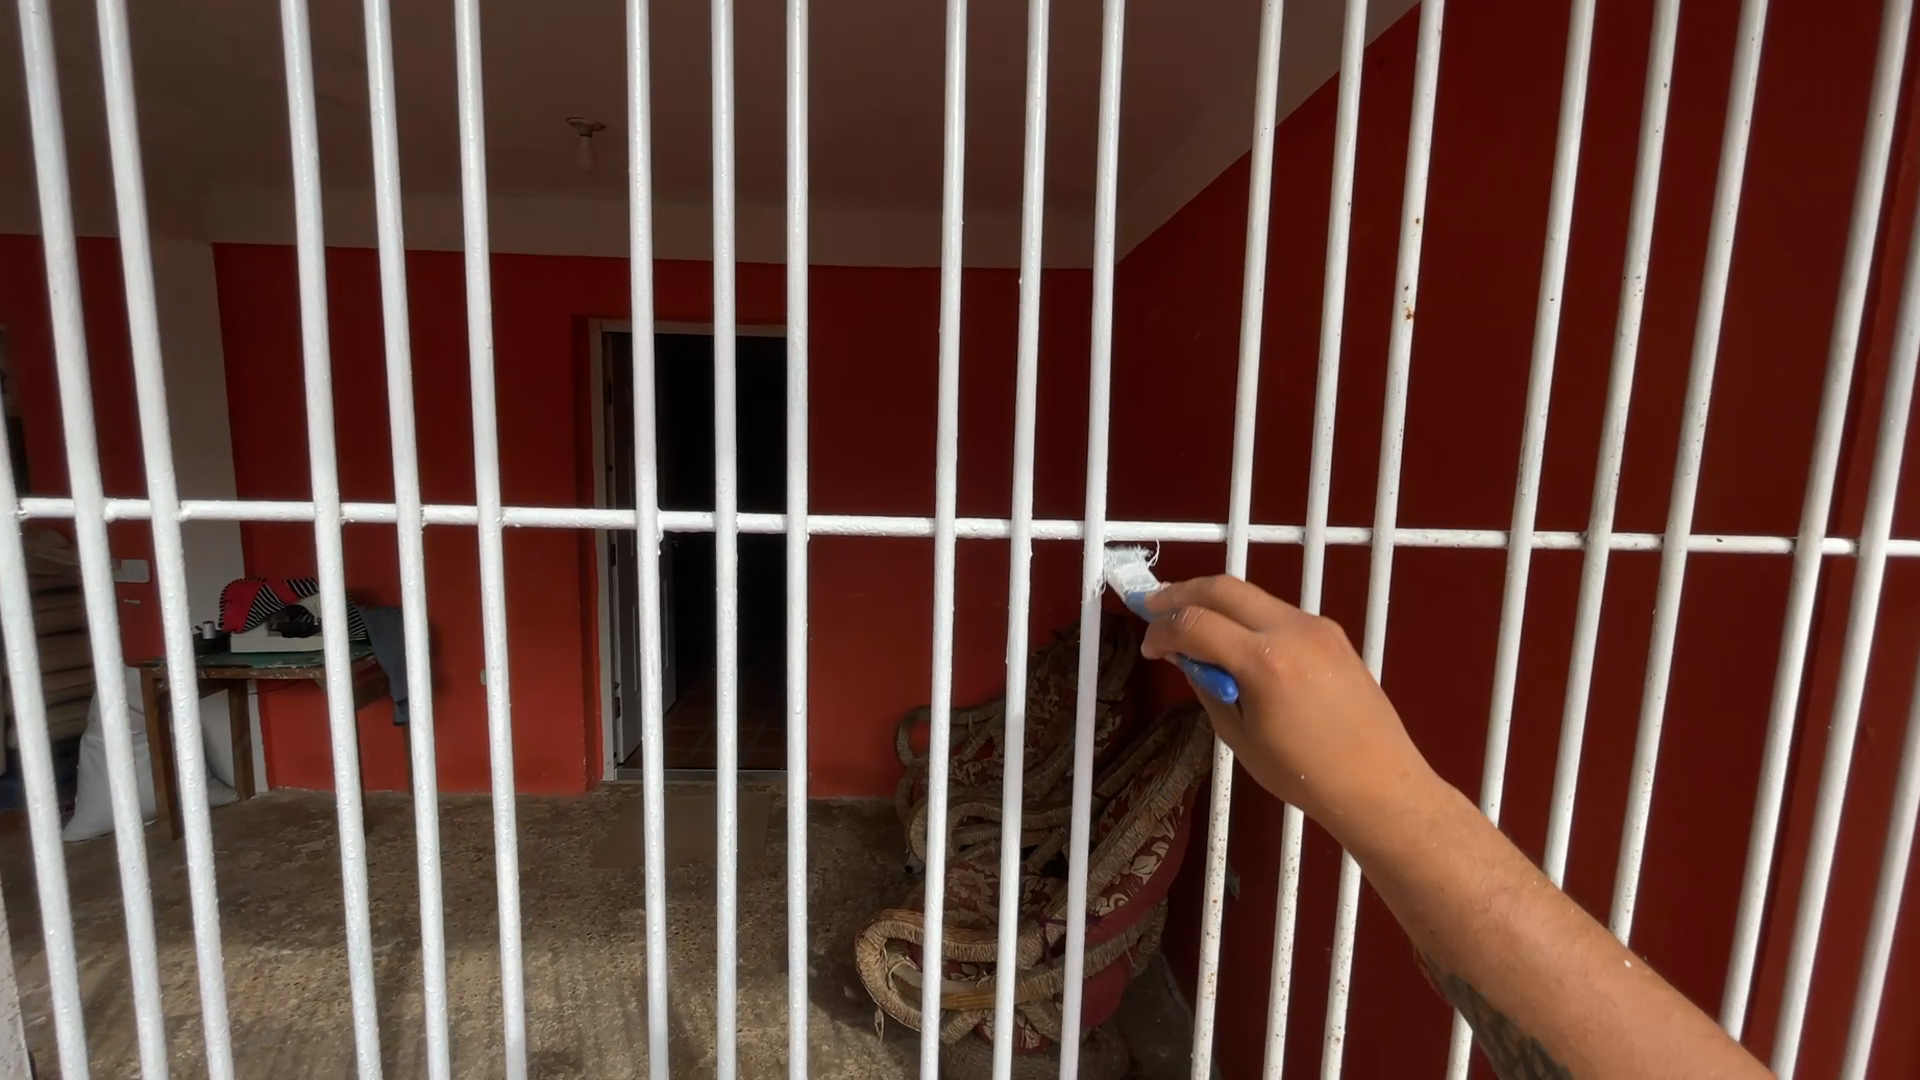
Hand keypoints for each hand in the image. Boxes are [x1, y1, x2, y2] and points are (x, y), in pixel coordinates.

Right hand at [1141, 575, 1438, 835]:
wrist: (1381, 785)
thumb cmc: (1303, 775)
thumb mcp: (1238, 735)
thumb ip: (1207, 686)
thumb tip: (1185, 658)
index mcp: (1264, 662)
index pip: (1194, 624)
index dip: (1162, 631)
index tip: (1149, 647)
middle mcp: (1291, 631)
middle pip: (1221, 588)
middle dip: (1180, 593)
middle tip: (1152, 606)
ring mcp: (1315, 627)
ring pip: (1249, 595)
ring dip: (1212, 601)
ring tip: (1187, 621)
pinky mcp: (1330, 633)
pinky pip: (1274, 611)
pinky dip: (1243, 615)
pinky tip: (1230, 638)